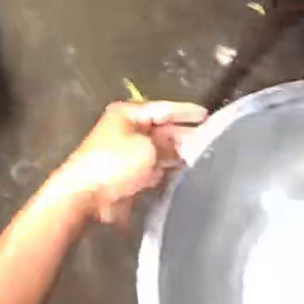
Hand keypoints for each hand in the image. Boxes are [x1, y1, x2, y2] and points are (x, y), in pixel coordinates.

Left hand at [47, 101, 206, 225]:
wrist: (87, 195)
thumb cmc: (114, 163)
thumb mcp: (147, 149)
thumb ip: (170, 144)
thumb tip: (185, 144)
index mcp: (128, 114)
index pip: (163, 108)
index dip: (186, 112)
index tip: (209, 115)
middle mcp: (130, 128)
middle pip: (164, 129)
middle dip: (187, 134)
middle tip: (217, 140)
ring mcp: (130, 151)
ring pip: (162, 148)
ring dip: (181, 153)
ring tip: (209, 156)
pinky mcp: (131, 172)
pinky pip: (156, 165)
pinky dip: (170, 168)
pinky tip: (189, 173)